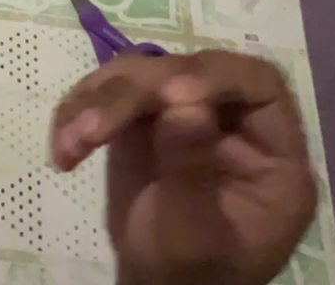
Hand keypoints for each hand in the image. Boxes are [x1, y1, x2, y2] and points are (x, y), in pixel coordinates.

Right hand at [51, 51, 316, 284]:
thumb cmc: (191, 275)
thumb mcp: (195, 236)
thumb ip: (191, 171)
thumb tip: (183, 102)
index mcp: (271, 153)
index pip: (257, 83)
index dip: (214, 75)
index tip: (170, 93)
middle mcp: (229, 122)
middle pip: (182, 70)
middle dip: (132, 94)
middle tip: (93, 131)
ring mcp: (181, 112)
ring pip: (137, 72)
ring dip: (95, 100)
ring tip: (69, 145)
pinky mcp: (139, 114)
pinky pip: (105, 89)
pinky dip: (78, 109)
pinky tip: (63, 144)